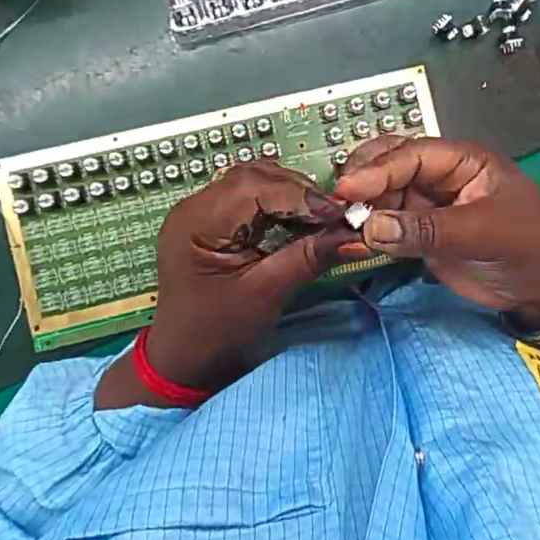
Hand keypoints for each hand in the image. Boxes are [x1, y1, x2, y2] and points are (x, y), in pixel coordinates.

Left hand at [97, 161, 367, 408]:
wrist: (185, 362)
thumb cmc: (215, 335)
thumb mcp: (265, 295)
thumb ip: (308, 258)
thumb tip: (354, 235)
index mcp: (195, 222)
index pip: (254, 187)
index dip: (301, 195)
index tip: (339, 215)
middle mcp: (193, 208)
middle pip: (254, 177)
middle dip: (299, 192)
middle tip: (335, 217)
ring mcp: (201, 213)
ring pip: (254, 183)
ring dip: (291, 196)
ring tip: (321, 220)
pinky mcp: (213, 223)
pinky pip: (250, 200)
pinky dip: (280, 206)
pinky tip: (301, 223)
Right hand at [333, 137, 539, 330]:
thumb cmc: (529, 248)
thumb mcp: (484, 234)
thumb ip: (429, 230)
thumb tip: (373, 227)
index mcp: (461, 161)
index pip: (410, 156)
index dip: (377, 170)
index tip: (347, 189)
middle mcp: (438, 177)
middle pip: (389, 166)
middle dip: (363, 179)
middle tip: (339, 202)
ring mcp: (426, 205)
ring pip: (382, 195)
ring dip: (361, 207)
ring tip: (343, 223)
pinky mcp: (418, 233)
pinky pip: (386, 225)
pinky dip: (368, 231)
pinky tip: (353, 238)